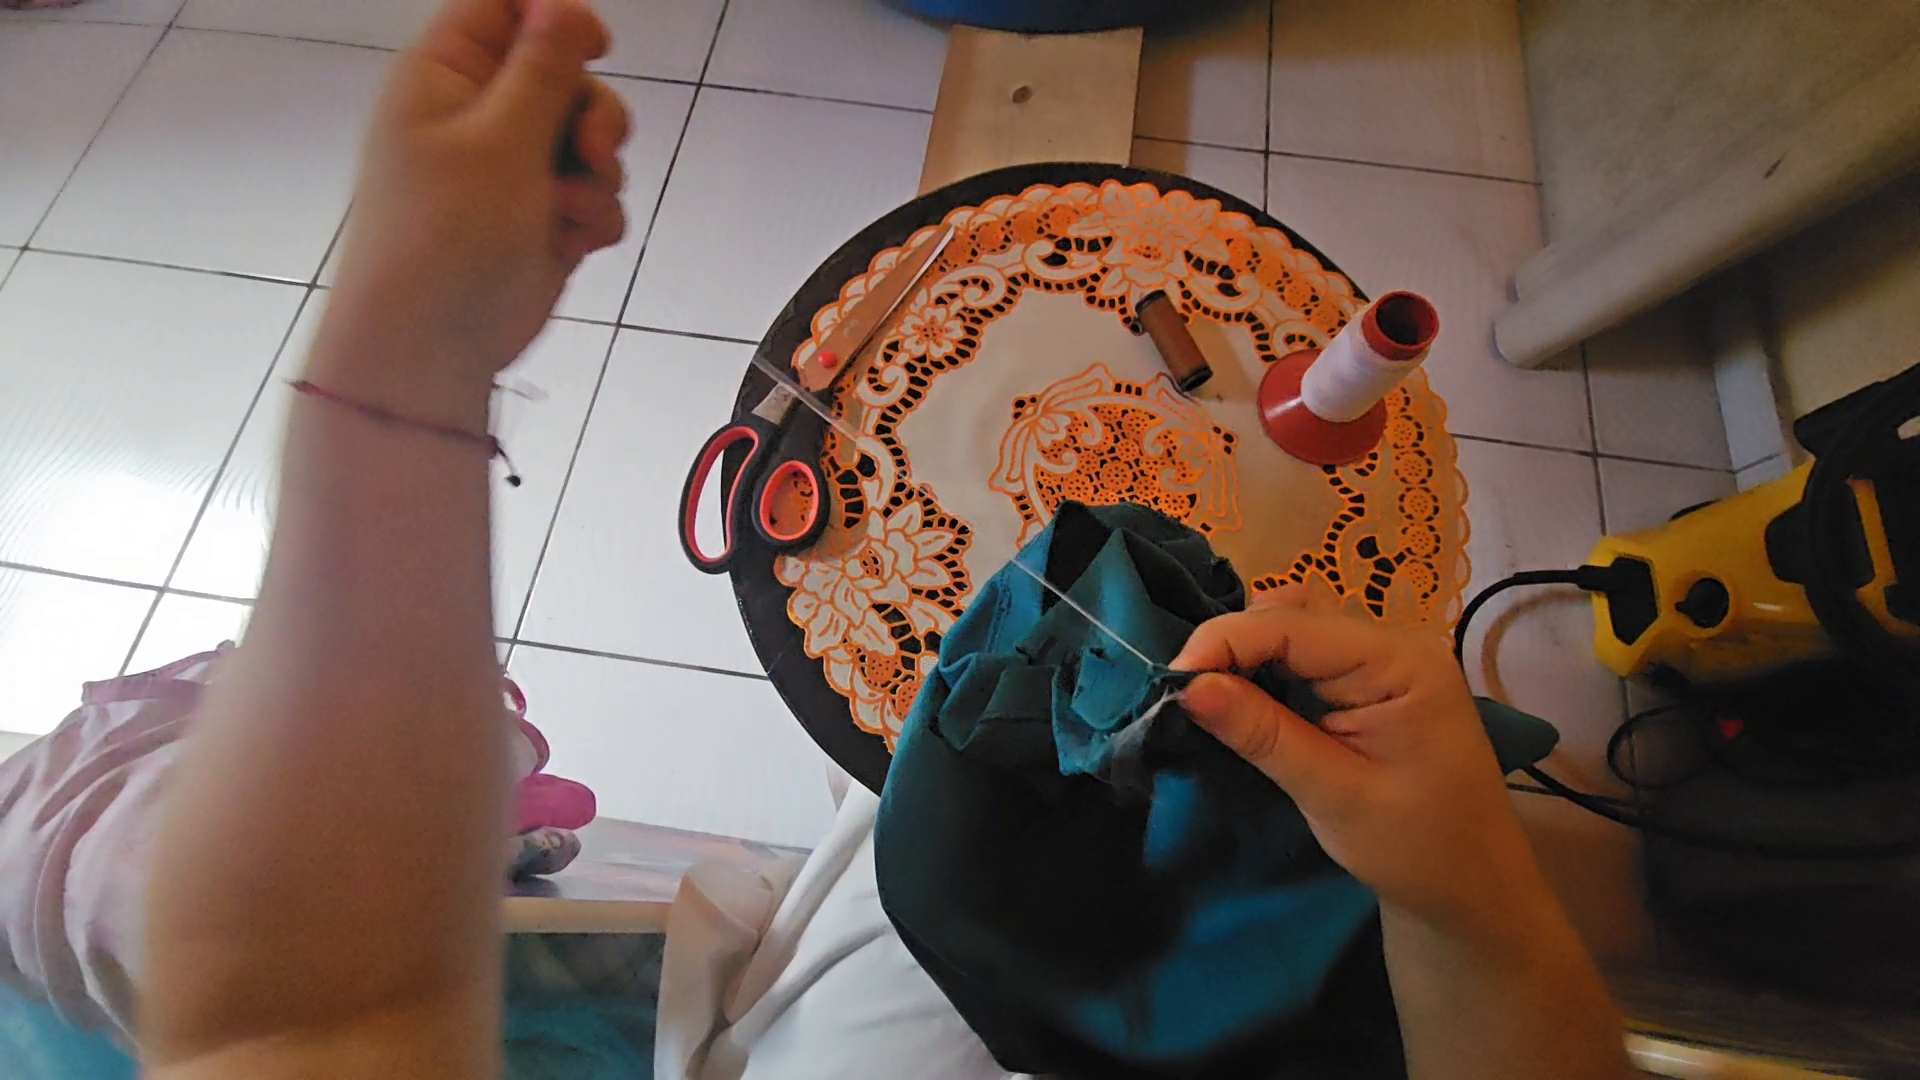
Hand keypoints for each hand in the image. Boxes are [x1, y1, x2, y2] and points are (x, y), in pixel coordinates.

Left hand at [312, 0, 628, 416]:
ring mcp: (522, 173)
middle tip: (596, 156)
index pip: (505, 10)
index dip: (556, 18)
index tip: (601, 44)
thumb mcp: (499, 142)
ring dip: (600, 181)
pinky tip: (575, 245)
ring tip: (571, 217)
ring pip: (592, 148)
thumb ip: (541, 72)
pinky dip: (596, 220)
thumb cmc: (451, 230)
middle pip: (566, 81)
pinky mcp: (550, 221)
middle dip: (596, 119)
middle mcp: (488, 117)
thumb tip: (569, 6)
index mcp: (452, 76)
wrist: (440, 335)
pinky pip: (596, 201)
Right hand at [1172, 588, 1552, 939]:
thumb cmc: (1416, 850)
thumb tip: (1186, 687)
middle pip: (1288, 612)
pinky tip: (1244, 694)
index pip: (1289, 624)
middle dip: (1228, 644)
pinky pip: (1301, 647)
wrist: (1473, 891)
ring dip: (1243, 650)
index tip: (1172, 684)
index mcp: (1400, 663)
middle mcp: (1392, 642)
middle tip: (1188, 694)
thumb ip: (1261, 732)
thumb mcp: (1332, 794)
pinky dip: (1262, 663)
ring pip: (1290, 622)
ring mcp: (1381, 655)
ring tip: (1212, 694)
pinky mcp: (1366, 674)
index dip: (1221, 642)